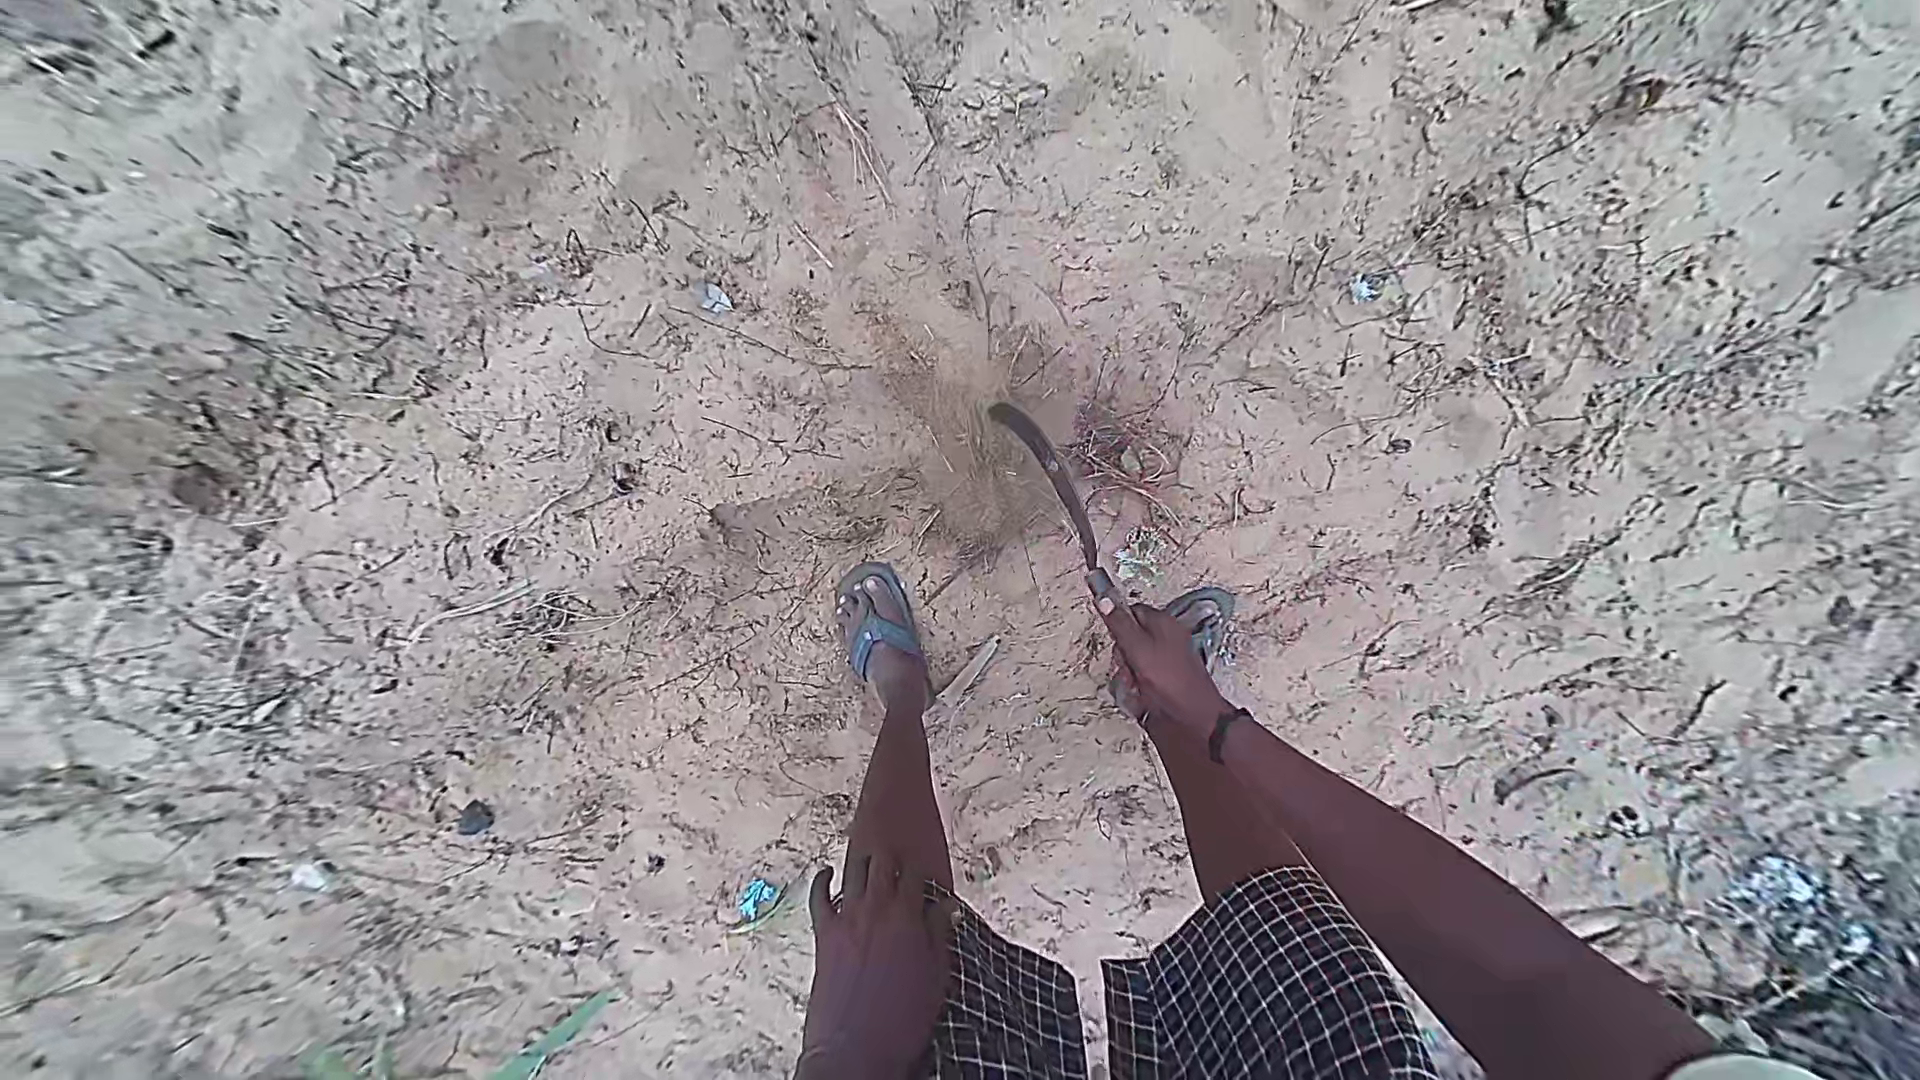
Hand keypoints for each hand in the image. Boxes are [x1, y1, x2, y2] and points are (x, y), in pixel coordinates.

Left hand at [797, 851, 954, 1079]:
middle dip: (891, 857)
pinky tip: (827, 873)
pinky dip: (822, 880)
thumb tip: (947, 905)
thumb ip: (940, 934)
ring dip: (864, 864)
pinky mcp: (825, 934)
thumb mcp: (936, 977)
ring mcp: (847, 917)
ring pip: (855, 871)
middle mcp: (876, 907)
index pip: (914, 873)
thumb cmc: (901, 1020)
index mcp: (907, 915)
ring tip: (871, 863)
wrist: (855, 1054)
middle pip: (882, 862)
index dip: (919, 868)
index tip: (921, 872)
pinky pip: (819, 896)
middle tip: (896, 862)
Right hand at [1097, 596, 1231, 736]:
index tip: (1115, 639)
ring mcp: (1166, 658)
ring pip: (1133, 658)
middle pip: (1129, 637)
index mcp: (1162, 622)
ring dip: (1127, 673)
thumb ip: (1119, 623)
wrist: (1193, 718)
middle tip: (1128, 666)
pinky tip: (1140, 694)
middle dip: (1122, 654)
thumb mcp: (1137, 648)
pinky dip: (1136, 685)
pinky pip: (1141, 675)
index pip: (1130, 611)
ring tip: (1135, 684)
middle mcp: (1166, 637)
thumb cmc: (1172, 682)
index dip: (1118, 625)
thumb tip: (1104, 599)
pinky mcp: (1165, 677)